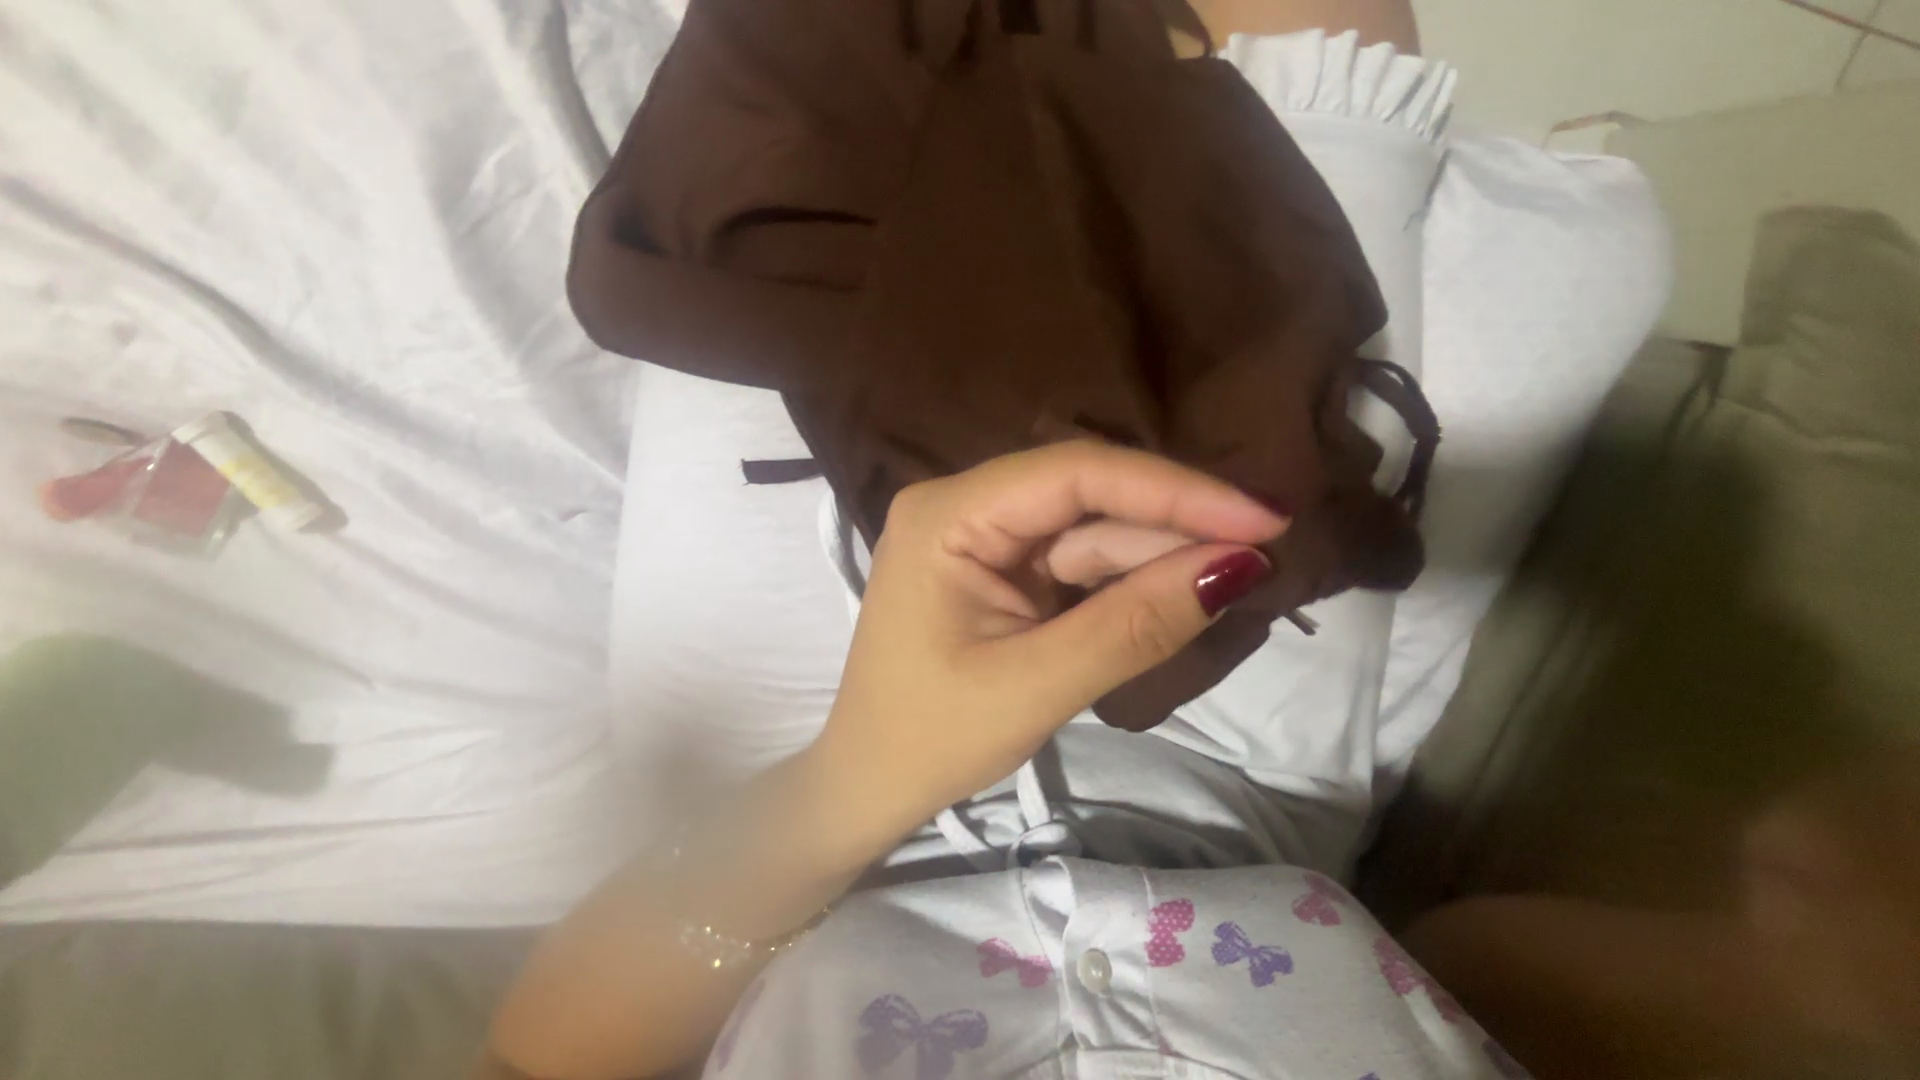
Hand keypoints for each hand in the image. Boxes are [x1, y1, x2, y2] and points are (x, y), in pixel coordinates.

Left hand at [803, 441, 1286, 845]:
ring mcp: (985, 540)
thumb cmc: (931, 738)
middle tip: (1270, 550)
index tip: (1261, 517)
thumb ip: (1134, 624)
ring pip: (1091, 531)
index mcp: (949, 516)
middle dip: (1174, 525)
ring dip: (1161, 556)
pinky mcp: (1004, 574)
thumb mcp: (1036, 685)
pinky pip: (1079, 565)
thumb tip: (1239, 566)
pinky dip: (1131, 583)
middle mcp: (966, 508)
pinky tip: (1185, 591)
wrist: (871, 784)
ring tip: (1243, 576)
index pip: (1076, 474)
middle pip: (1089, 498)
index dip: (1174, 490)